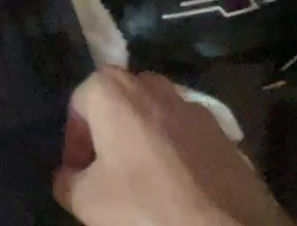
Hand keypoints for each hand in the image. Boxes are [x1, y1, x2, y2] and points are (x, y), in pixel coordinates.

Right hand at [55, 67, 293, 225]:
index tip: (79, 177)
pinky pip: (190, 142)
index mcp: (113, 89)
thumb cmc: (149, 210)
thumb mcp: (87, 202)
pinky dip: (181, 161)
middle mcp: (153, 86)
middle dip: (111, 137)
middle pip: (119, 106)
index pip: (78, 106)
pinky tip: (184, 198)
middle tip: (110, 179)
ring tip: (149, 189)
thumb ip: (68, 182)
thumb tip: (69, 178)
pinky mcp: (228, 139)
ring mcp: (195, 110)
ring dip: (147, 146)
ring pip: (157, 122)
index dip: (74, 144)